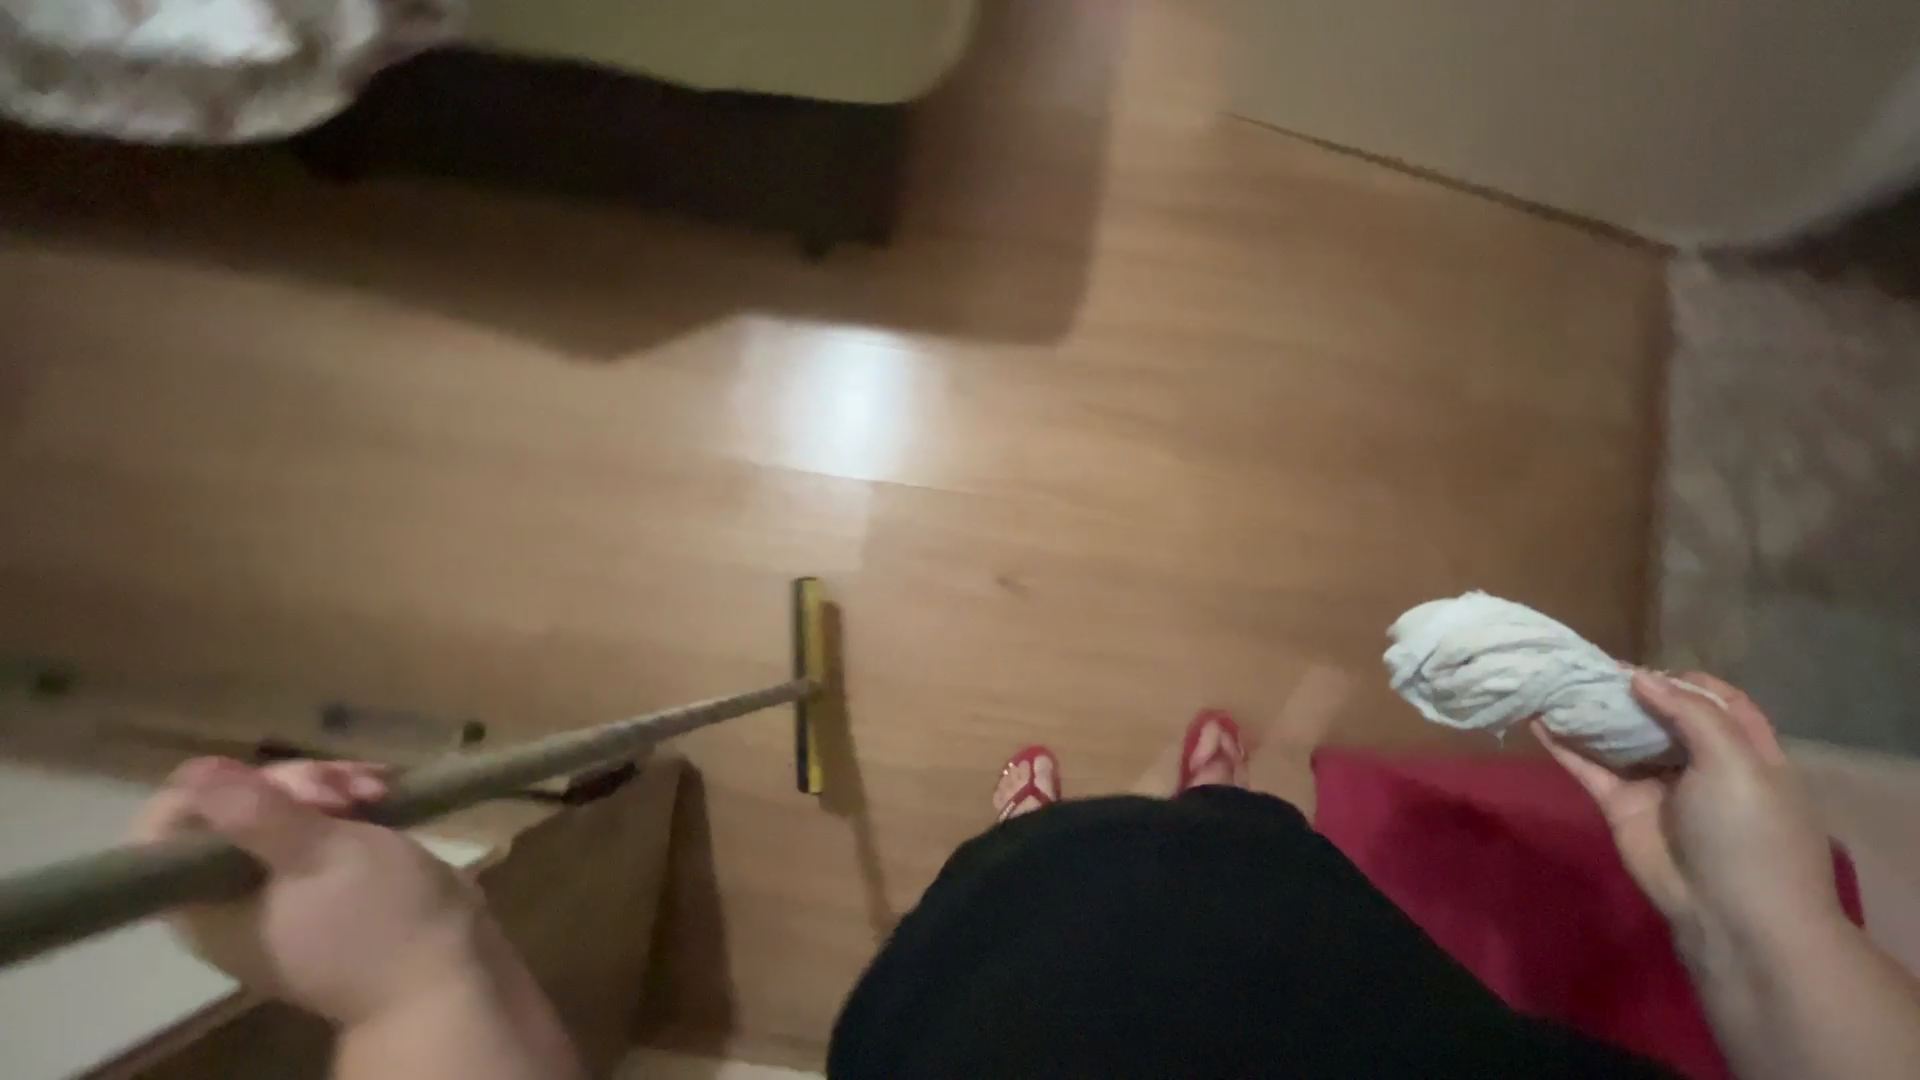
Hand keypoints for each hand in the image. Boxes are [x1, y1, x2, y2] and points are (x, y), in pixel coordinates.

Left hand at [131, 756, 488, 1025]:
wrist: (445, 969)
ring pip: (289, 812)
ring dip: (335, 787)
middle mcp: (237, 895)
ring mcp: (291, 886)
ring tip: (380, 789)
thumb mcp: (323, 855)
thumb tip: (192, 770)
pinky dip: (356, 802)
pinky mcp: (337, 877)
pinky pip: (328, 825)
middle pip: (237, 811)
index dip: (219, 792)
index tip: (284, 784)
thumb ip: (258, 814)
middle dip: (298, 784)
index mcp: (209, 903)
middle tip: (348, 789)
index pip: (167, 831)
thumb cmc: (378, 916)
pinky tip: (389, 793)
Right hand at [1535, 671, 1842, 944]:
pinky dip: (1561, 743)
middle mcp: (1699, 764)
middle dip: (1625, 690)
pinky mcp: (1619, 804)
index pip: (1719, 703)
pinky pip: (1586, 766)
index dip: (1684, 680)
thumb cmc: (1748, 832)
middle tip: (1581, 668)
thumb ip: (1690, 715)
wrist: (1731, 912)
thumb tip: (1637, 677)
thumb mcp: (1736, 764)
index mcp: (1744, 753)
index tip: (1641, 667)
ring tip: (1551, 684)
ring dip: (1588, 713)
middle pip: (1660, 716)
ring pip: (1617, 738)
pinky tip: (1535, 719)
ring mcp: (1656, 785)